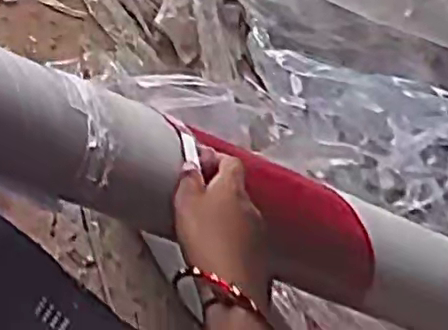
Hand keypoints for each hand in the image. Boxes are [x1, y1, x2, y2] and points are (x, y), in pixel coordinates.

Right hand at [173, 149, 271, 312]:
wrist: (231, 289)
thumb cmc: (204, 236)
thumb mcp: (185, 200)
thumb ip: (189, 178)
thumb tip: (194, 165)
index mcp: (233, 187)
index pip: (231, 161)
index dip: (214, 157)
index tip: (196, 162)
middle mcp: (252, 205)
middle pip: (235, 186)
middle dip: (217, 186)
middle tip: (194, 191)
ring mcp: (260, 232)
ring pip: (240, 210)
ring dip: (224, 209)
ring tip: (203, 218)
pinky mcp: (261, 255)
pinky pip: (244, 232)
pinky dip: (231, 230)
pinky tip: (216, 240)